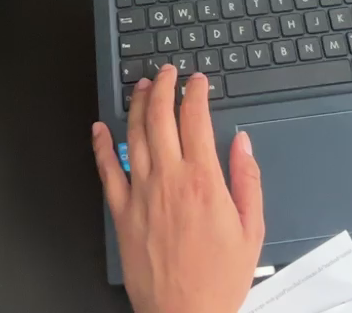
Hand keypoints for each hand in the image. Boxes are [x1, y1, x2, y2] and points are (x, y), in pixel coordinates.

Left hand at [91, 66, 264, 312]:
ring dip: (138, 104)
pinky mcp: (122, 212)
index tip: (198, 80)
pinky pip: (107, 171)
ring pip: (135, 134)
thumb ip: (248, 181)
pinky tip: (100, 128)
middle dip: (164, 86)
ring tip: (142, 86)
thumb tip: (242, 143)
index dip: (196, 92)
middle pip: (161, 117)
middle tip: (168, 72)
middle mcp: (169, 179)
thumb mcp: (251, 230)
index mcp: (203, 180)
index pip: (196, 119)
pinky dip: (101, 146)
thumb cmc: (219, 279)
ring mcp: (141, 194)